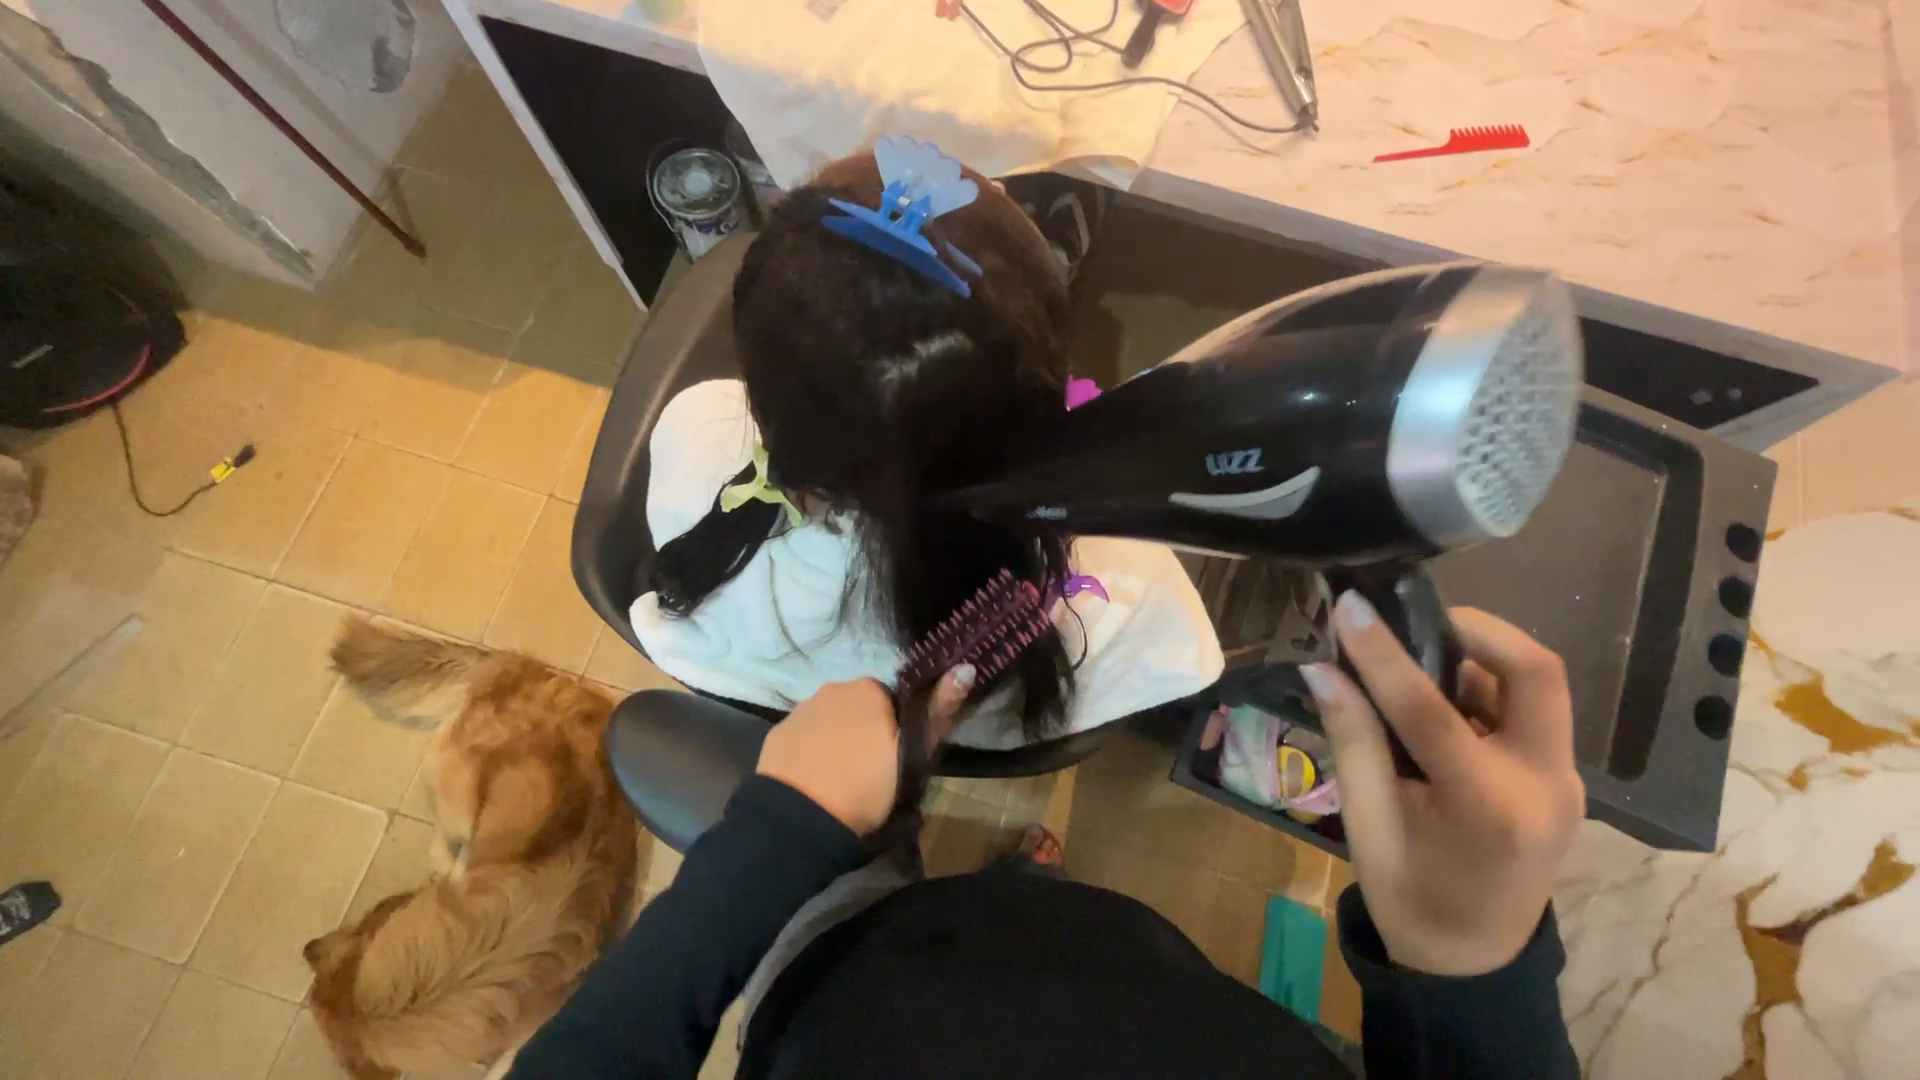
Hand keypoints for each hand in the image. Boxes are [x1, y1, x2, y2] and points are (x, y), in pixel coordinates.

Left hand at [756, 667, 973, 834]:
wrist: (799, 818)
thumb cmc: (865, 785)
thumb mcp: (912, 755)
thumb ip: (938, 712)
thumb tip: (966, 667)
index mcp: (870, 689)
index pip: (894, 701)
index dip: (898, 730)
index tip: (896, 759)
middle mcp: (834, 688)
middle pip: (860, 708)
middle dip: (867, 731)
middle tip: (873, 773)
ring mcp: (801, 709)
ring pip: (831, 721)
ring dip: (839, 740)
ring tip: (843, 780)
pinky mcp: (778, 733)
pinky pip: (805, 738)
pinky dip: (813, 752)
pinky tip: (817, 781)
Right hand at [1302, 594, 1584, 976]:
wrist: (1472, 956)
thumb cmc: (1408, 893)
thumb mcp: (1366, 822)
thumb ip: (1352, 740)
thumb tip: (1322, 668)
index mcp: (1487, 807)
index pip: (1430, 709)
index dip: (1383, 652)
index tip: (1349, 606)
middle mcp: (1544, 785)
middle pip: (1536, 673)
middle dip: (1477, 630)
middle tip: (1415, 619)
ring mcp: (1563, 781)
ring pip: (1538, 687)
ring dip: (1480, 657)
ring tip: (1417, 659)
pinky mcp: (1561, 778)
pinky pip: (1530, 710)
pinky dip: (1485, 687)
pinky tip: (1440, 699)